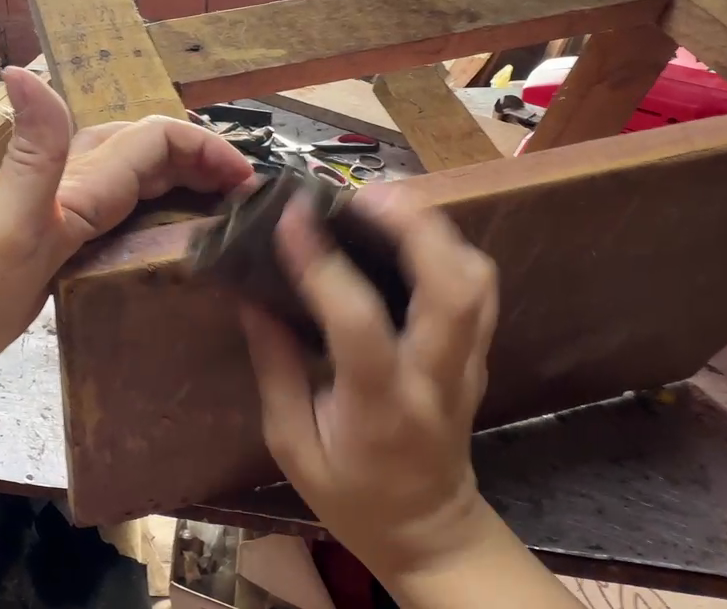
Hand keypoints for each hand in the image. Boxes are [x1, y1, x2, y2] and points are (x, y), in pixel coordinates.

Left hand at [0, 66, 252, 384]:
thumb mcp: (10, 219)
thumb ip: (33, 149)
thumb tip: (22, 70)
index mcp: (78, 176)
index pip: (153, 141)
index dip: (205, 149)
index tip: (247, 182)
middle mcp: (76, 182)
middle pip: (150, 151)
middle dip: (203, 160)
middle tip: (246, 197)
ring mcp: (70, 211)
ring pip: (139, 177)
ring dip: (185, 180)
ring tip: (224, 206)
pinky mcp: (68, 241)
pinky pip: (125, 210)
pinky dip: (160, 209)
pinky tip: (173, 232)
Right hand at [241, 188, 500, 580]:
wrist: (431, 533)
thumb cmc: (353, 496)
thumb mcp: (292, 445)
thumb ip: (275, 367)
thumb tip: (251, 297)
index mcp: (381, 407)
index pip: (359, 323)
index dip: (323, 263)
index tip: (290, 216)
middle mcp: (436, 378)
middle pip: (453, 288)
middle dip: (413, 225)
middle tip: (358, 193)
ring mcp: (467, 364)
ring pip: (475, 280)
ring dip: (432, 228)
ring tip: (378, 200)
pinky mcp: (475, 354)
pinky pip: (474, 286)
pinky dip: (443, 245)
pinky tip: (401, 230)